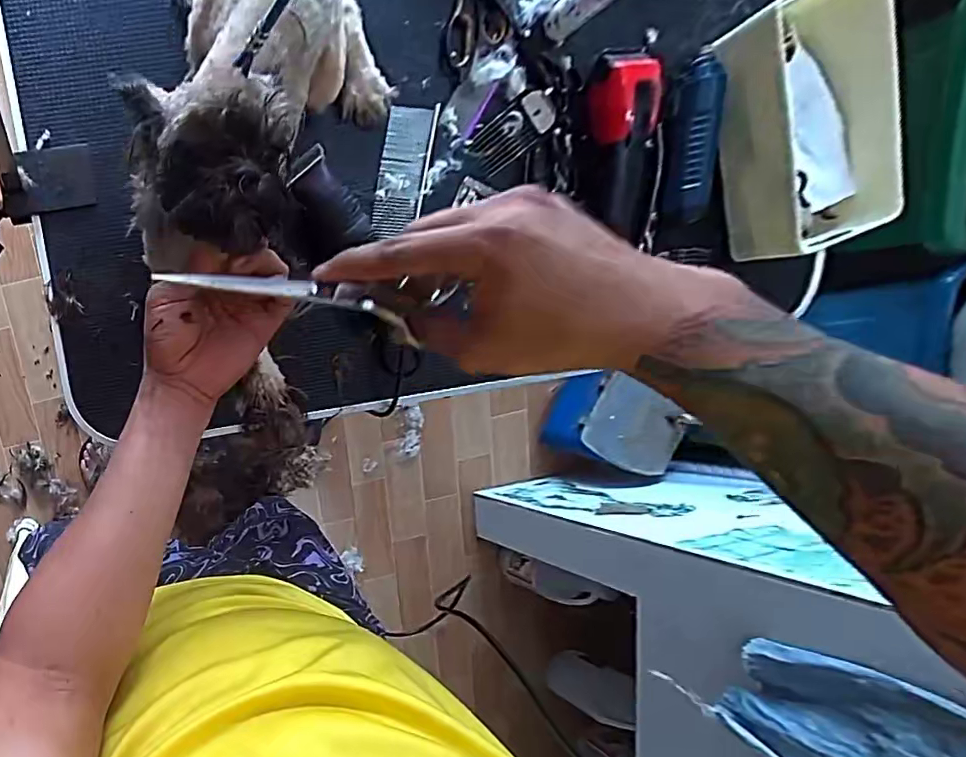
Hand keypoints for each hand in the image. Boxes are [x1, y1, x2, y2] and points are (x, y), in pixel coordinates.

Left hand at [143, 246, 292, 408]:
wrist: (181, 381)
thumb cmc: (166, 344)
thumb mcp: (164, 297)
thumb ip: (185, 271)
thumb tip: (208, 250)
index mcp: (203, 272)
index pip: (222, 243)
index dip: (227, 238)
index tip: (224, 245)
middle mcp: (228, 283)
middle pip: (250, 250)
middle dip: (248, 248)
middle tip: (238, 260)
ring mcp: (248, 300)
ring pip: (270, 268)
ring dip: (265, 263)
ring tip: (251, 273)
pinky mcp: (265, 321)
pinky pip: (284, 298)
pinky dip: (286, 288)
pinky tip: (273, 287)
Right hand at [316, 187, 747, 376]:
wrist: (638, 310)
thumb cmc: (564, 337)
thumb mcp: (481, 349)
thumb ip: (430, 329)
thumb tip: (405, 316)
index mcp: (484, 244)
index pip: (401, 250)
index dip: (357, 265)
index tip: (327, 271)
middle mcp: (501, 208)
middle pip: (422, 230)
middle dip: (395, 264)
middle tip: (380, 297)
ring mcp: (523, 199)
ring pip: (451, 223)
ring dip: (429, 258)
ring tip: (425, 296)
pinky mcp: (540, 203)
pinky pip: (481, 221)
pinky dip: (460, 249)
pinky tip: (462, 280)